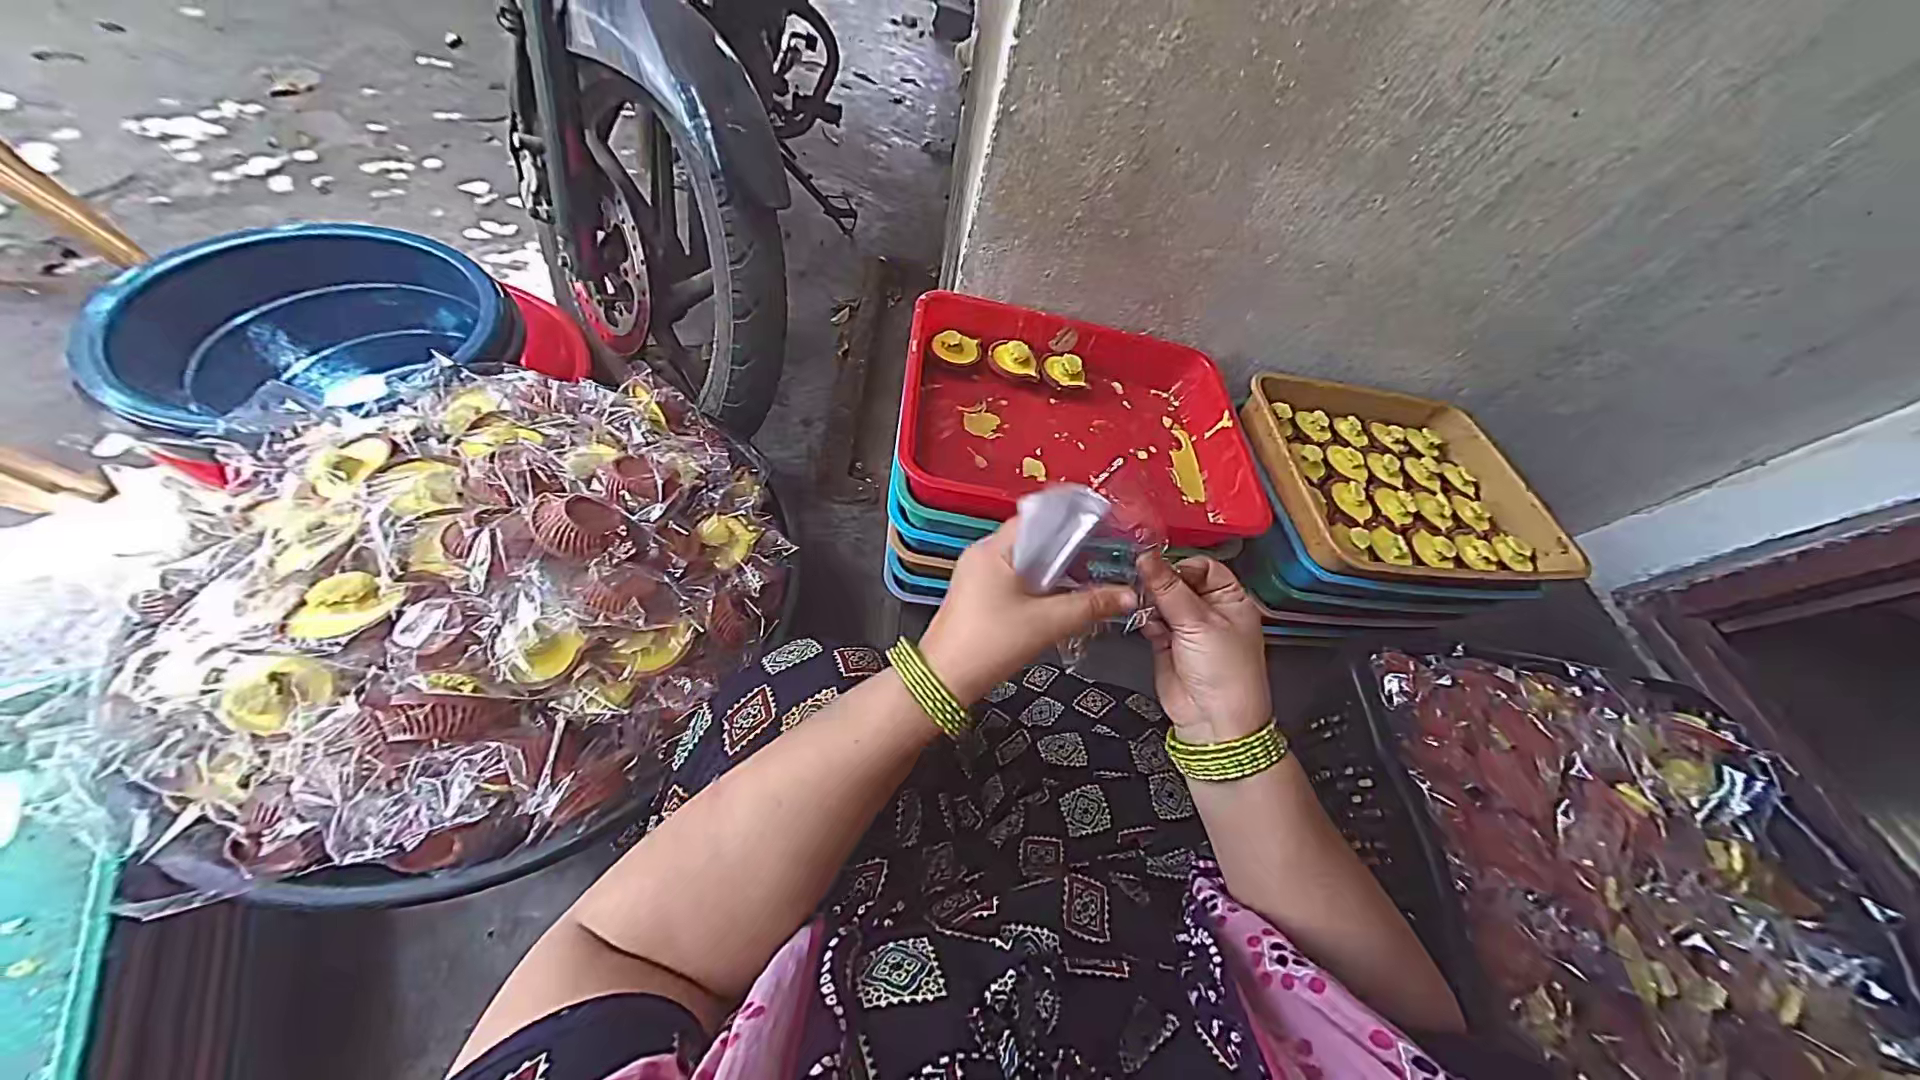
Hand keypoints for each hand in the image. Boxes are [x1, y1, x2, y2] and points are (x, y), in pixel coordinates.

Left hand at [918, 519, 1135, 703]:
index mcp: (993, 550)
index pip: (1038, 517)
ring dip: (1053, 570)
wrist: (944, 680)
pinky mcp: (978, 594)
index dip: (1070, 519)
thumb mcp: (1046, 623)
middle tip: (1097, 558)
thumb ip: (1090, 606)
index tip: (1098, 525)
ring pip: (1025, 560)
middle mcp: (982, 555)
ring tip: (1082, 581)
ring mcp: (977, 575)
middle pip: (1033, 539)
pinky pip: (1014, 578)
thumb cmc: (985, 646)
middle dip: (1066, 549)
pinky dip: (1037, 584)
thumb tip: (1124, 596)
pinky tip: (1055, 600)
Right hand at [1135, 552, 1270, 743]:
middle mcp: (1209, 610)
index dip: (1180, 565)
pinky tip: (1145, 622)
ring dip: (1149, 601)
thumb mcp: (1198, 622)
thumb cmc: (1226, 675)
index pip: (1203, 566)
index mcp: (1231, 599)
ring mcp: (1187, 626)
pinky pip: (1150, 619)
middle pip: (1178, 581)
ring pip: (1160, 600)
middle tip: (1143, 581)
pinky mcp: (1166, 642)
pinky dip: (1144, 619)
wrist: (1212, 722)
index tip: (1159, 568)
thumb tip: (1148, 557)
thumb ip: (1168, 588)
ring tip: (1144, 605)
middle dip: (1160, 582)